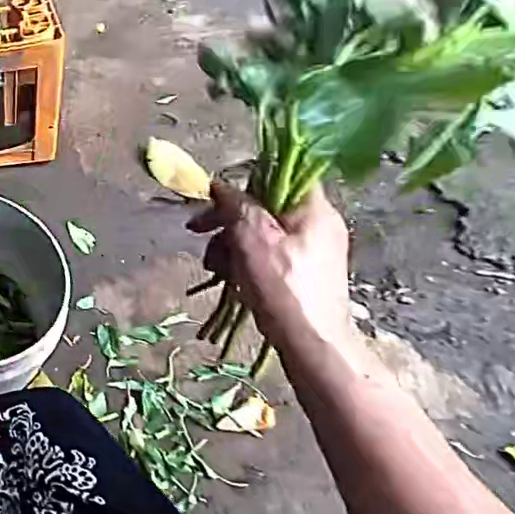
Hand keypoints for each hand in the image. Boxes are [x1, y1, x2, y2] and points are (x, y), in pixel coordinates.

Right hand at [188, 181, 357, 351]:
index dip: (247, 180)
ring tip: (215, 263)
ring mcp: (310, 246)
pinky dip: (242, 256)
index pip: (282, 174)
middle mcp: (317, 223)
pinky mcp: (301, 267)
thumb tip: (221, 184)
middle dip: (226, 217)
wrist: (311, 339)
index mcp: (313, 210)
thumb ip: (237, 205)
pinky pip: (264, 248)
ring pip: (258, 228)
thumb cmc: (283, 286)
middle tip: (198, 230)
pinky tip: (229, 273)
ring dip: (229, 241)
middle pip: (263, 204)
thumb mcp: (252, 238)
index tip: (217, 198)